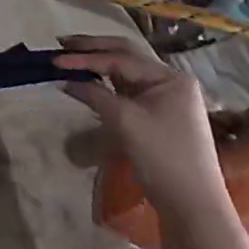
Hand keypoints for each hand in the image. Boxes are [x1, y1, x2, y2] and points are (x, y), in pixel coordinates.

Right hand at [54, 34, 228, 218]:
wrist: (192, 205)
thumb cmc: (163, 157)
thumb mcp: (125, 122)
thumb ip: (94, 94)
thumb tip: (67, 81)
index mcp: (170, 77)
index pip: (121, 59)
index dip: (86, 58)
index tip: (55, 60)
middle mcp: (169, 81)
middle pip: (125, 56)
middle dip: (93, 49)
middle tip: (61, 43)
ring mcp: (164, 97)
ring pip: (125, 72)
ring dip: (98, 63)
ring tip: (70, 55)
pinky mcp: (156, 114)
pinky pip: (127, 89)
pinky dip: (105, 82)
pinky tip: (88, 79)